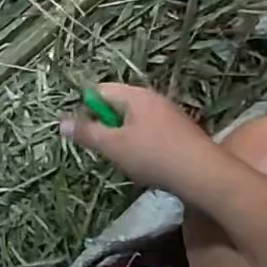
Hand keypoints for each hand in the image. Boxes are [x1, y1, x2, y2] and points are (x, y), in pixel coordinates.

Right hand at [61, 83, 222, 193]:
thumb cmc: (154, 156)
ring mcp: (168, 114)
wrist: (204, 176)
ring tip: (122, 159)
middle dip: (104, 125)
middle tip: (101, 148)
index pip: (99, 90)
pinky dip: (140, 145)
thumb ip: (87, 132)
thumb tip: (61, 122)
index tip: (81, 132)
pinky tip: (144, 164)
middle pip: (116, 104)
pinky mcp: (179, 132)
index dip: (85, 109)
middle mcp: (153, 99)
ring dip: (121, 137)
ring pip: (132, 120)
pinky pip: (149, 131)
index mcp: (135, 95)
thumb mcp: (113, 146)